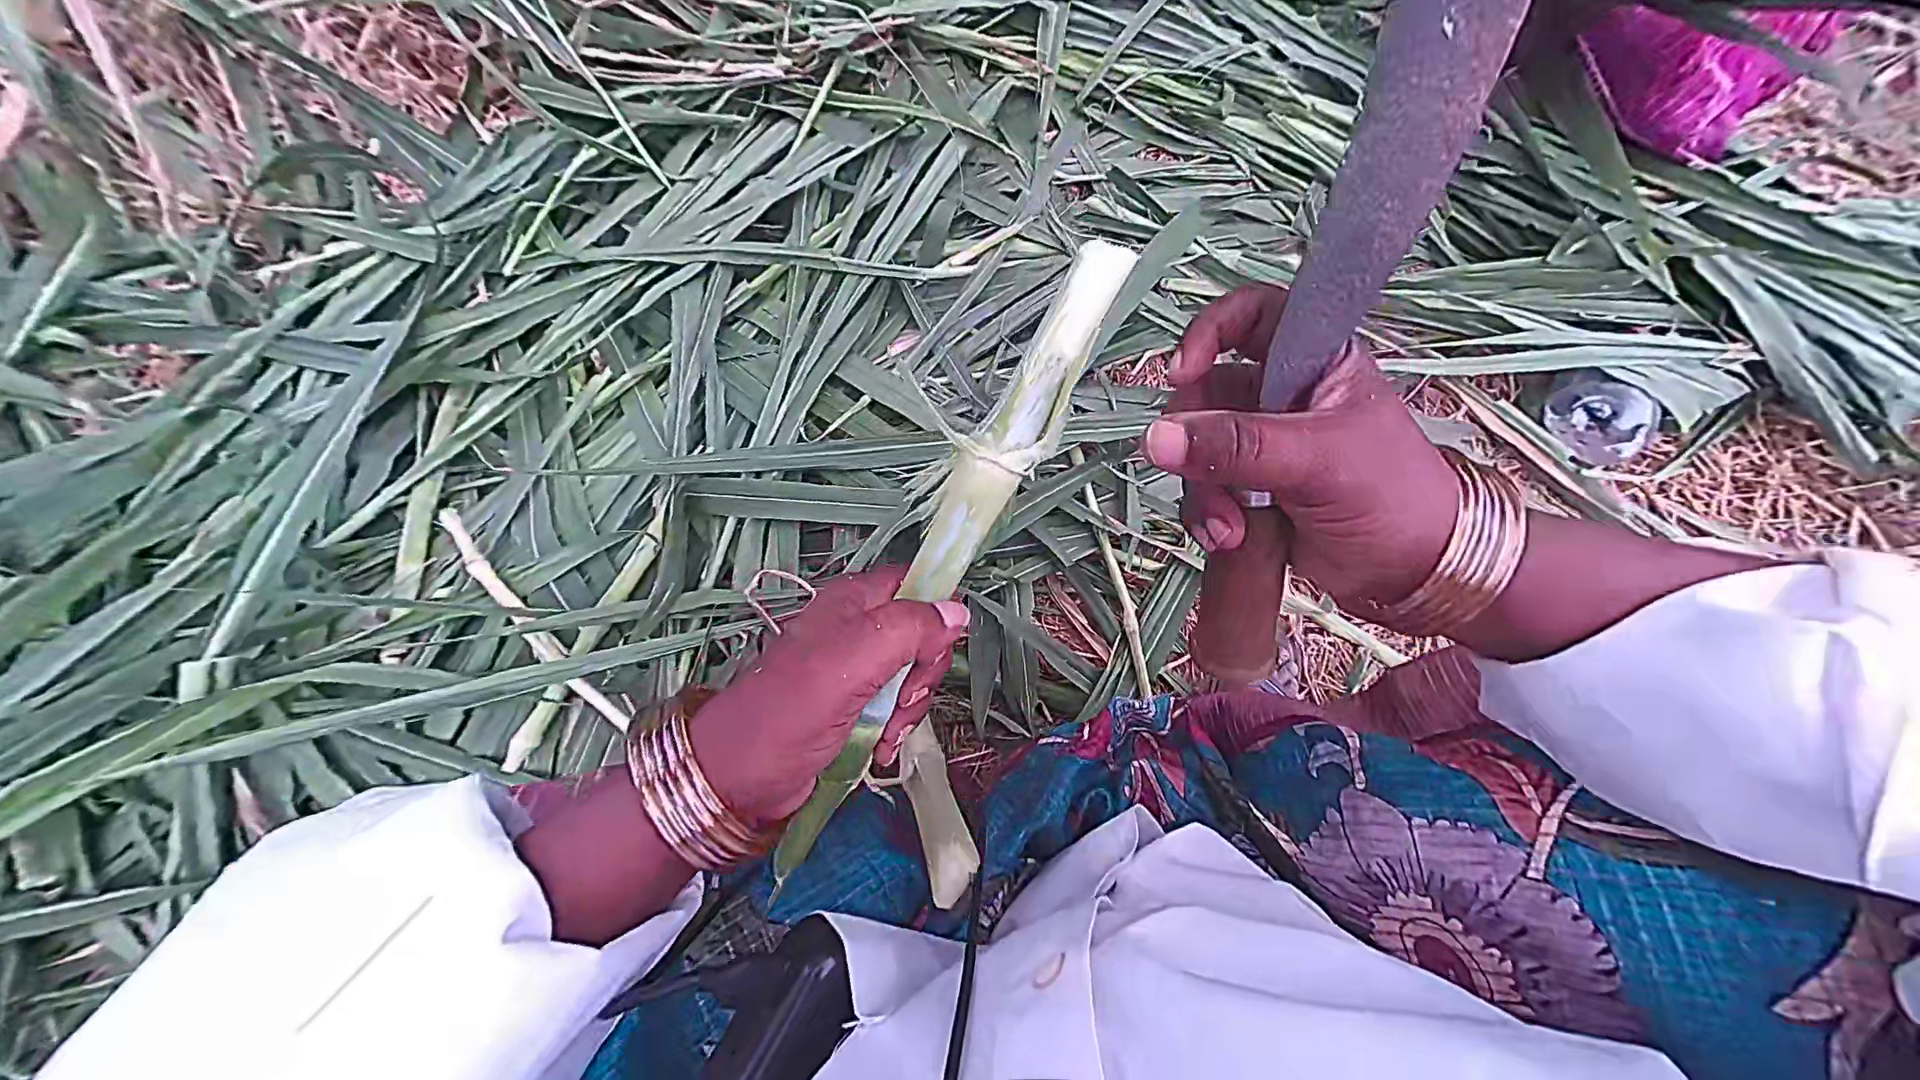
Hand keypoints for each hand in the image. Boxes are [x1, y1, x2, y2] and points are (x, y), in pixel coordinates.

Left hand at [688, 566, 969, 822]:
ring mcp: (857, 668)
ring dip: (911, 706)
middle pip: (923, 633)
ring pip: (913, 673)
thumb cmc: (793, 710)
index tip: (936, 647)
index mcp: (855, 600)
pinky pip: (896, 705)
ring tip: (887, 731)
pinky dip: (897, 726)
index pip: (916, 582)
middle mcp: (858, 627)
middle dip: (924, 670)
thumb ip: (909, 628)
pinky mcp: (856, 704)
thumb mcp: (854, 658)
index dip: (937, 609)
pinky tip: (880, 746)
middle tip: (904, 696)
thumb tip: (958, 613)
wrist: (740, 777)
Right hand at [1147, 284, 1459, 613]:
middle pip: (1205, 394)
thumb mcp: (1316, 458)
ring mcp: (1259, 444)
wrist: (1409, 570)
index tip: (1182, 371)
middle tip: (1201, 474)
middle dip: (1195, 440)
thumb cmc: (1395, 496)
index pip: (1250, 315)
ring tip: (1227, 527)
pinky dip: (1204, 514)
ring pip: (1195, 448)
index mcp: (1312, 361)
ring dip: (1201, 490)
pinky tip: (1227, 536)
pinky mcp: (1246, 487)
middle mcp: (1279, 396)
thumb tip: (1161, 437)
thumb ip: (1237, 446)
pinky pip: (1200, 488)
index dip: (1210, 332)